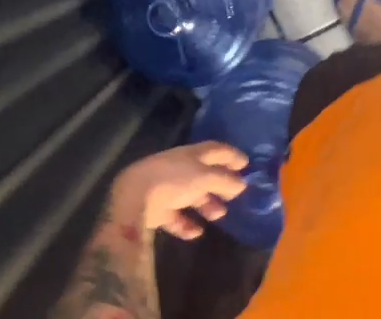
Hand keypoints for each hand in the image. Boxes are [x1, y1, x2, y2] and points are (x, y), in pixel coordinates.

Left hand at [109, 141, 249, 240]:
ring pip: (190, 195)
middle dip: (219, 183)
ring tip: (218, 215)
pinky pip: (175, 216)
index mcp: (189, 154)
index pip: (214, 150)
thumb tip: (241, 183)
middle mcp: (178, 168)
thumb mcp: (203, 177)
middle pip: (203, 173)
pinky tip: (196, 231)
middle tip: (235, 194)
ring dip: (205, 204)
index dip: (230, 155)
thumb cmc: (172, 180)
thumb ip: (223, 180)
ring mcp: (165, 188)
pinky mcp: (156, 209)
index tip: (246, 163)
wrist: (134, 199)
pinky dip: (186, 223)